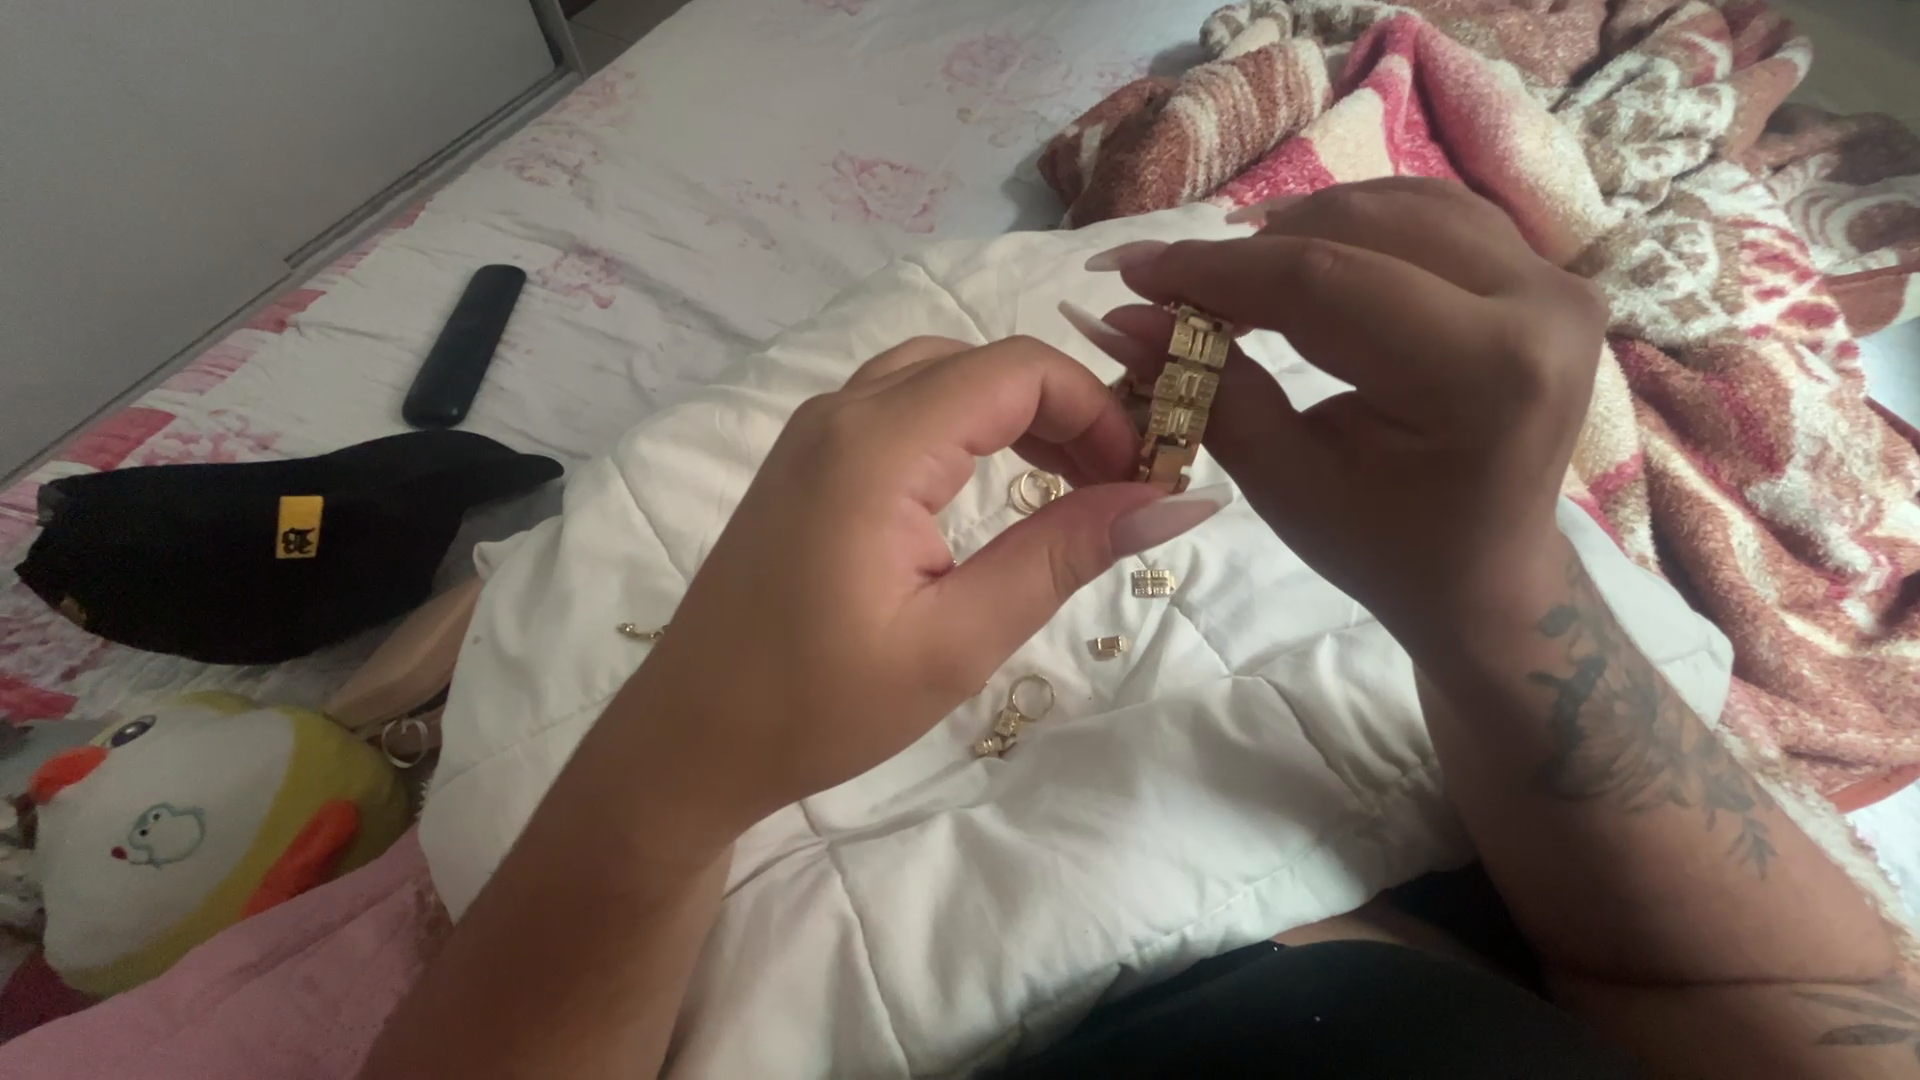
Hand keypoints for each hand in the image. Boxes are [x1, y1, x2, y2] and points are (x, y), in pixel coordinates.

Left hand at [616, 335, 1229, 854]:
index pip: (1017, 370)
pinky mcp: (802, 462)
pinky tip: (988, 480)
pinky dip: (961, 425)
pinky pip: (899, 407)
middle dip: (1062, 407)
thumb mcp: (958, 639)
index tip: (1139, 479)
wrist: (692, 740)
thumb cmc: (820, 706)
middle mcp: (840, 412)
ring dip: (1012, 412)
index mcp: (876, 445)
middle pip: (980, 362)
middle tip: (1113, 482)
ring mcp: (812, 432)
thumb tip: (1172, 503)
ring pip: (938, 377)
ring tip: (1066, 477)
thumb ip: (1062, 554)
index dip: (1095, 410)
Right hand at [1074, 178, 1607, 648]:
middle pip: (1359, 225)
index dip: (1215, 271)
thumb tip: (1126, 321)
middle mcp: (1539, 302)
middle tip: (1172, 288)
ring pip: (1393, 205)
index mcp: (1483, 373)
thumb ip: (1212, 394)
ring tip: (1226, 280)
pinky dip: (1345, 226)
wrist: (1483, 573)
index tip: (1133, 272)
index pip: (1322, 283)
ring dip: (1293, 231)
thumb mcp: (1284, 484)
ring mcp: (1550, 278)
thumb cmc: (1380, 548)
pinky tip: (1294, 258)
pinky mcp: (1538, 274)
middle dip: (1247, 251)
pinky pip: (1426, 215)